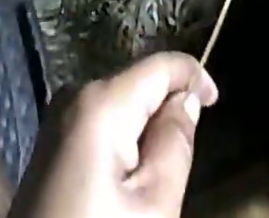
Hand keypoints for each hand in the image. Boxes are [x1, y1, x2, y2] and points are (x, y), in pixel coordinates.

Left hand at [12, 53, 217, 217]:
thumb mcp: (153, 208)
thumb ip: (175, 144)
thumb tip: (186, 100)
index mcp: (101, 101)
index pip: (160, 65)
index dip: (194, 75)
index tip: (216, 102)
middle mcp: (75, 94)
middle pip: (139, 83)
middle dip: (166, 108)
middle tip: (182, 159)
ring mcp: (58, 117)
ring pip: (121, 103)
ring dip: (145, 127)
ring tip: (156, 175)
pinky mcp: (51, 142)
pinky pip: (100, 122)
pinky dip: (123, 139)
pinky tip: (126, 179)